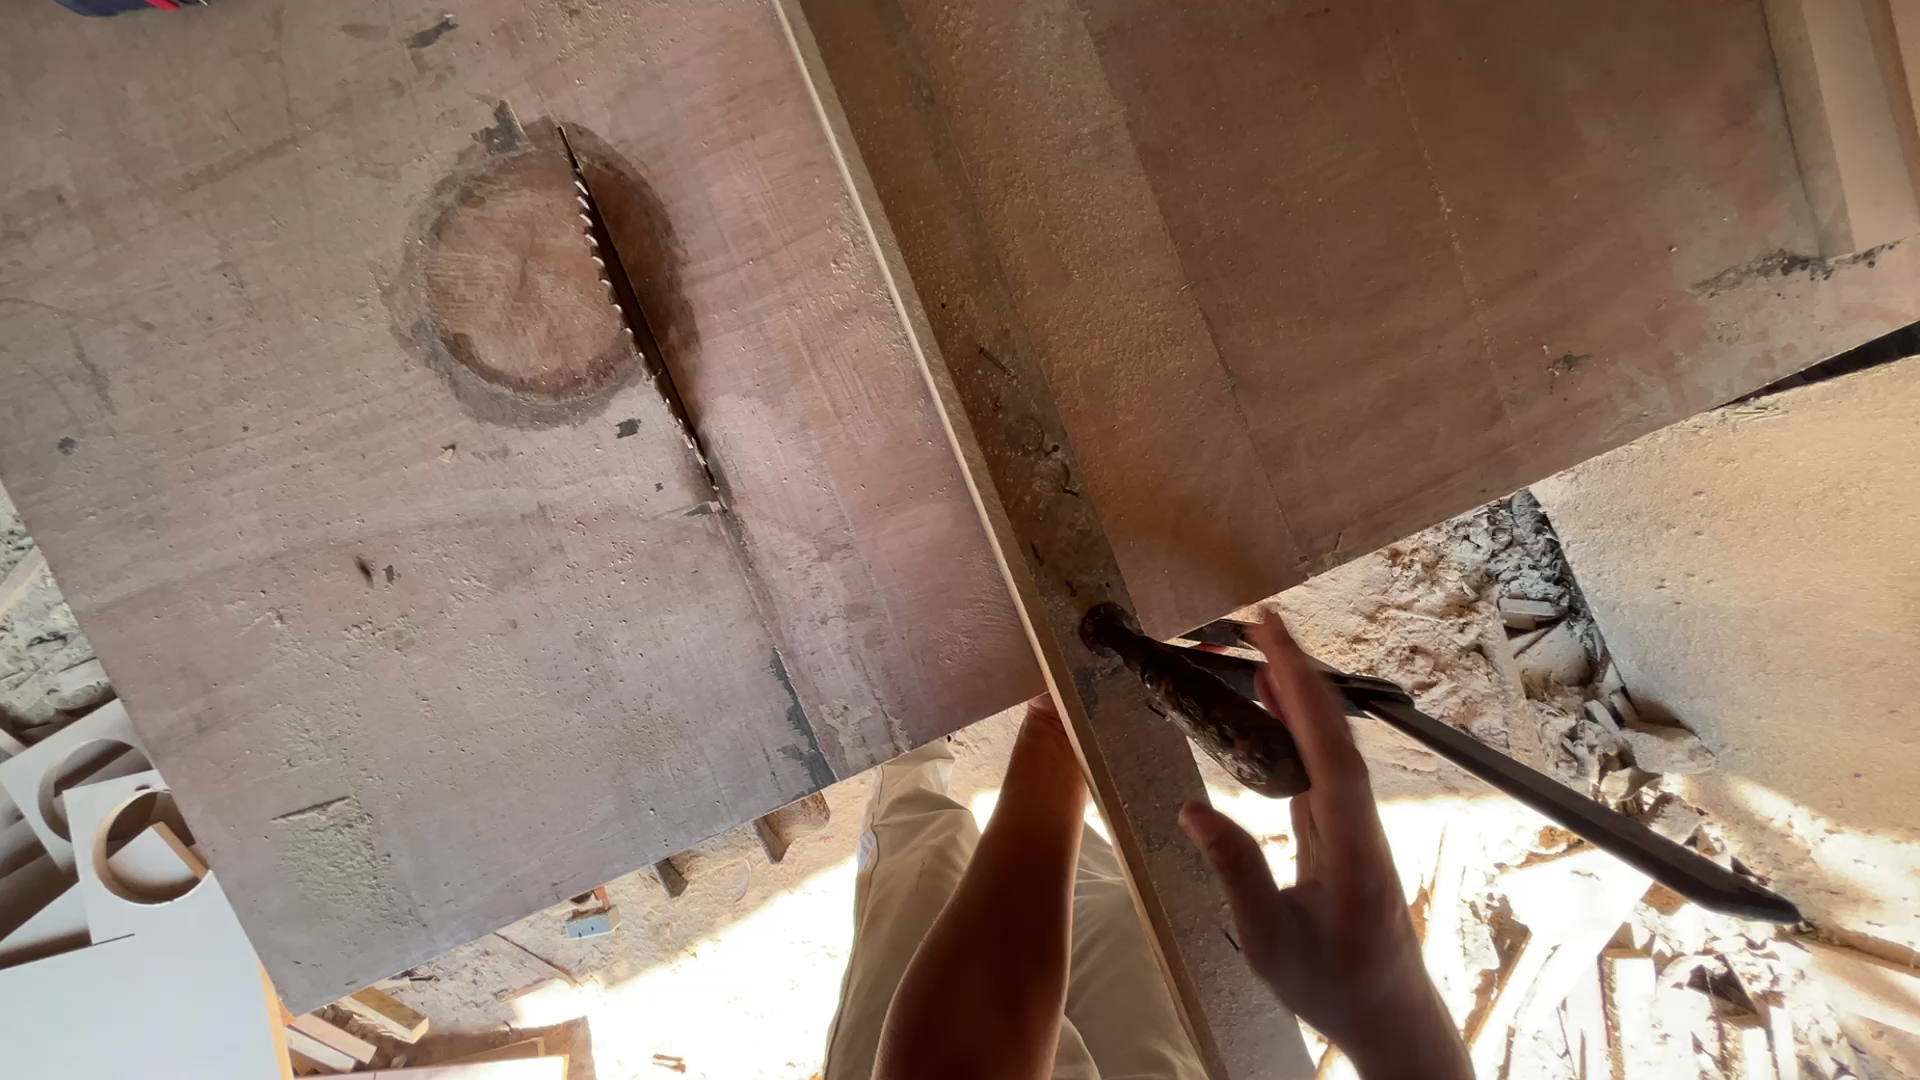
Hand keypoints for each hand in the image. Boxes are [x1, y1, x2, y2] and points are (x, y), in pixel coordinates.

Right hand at [1179, 612, 1468, 1079]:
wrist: (1390, 1018)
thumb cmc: (1332, 986)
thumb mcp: (1271, 943)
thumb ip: (1238, 875)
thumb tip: (1193, 809)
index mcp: (1352, 851)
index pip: (1330, 757)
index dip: (1305, 696)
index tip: (1275, 644)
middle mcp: (1360, 824)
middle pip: (1335, 736)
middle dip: (1302, 674)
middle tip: (1264, 624)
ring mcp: (1353, 822)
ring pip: (1330, 744)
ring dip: (1300, 692)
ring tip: (1264, 646)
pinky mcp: (1341, 826)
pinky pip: (1318, 762)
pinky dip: (1296, 723)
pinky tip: (1275, 701)